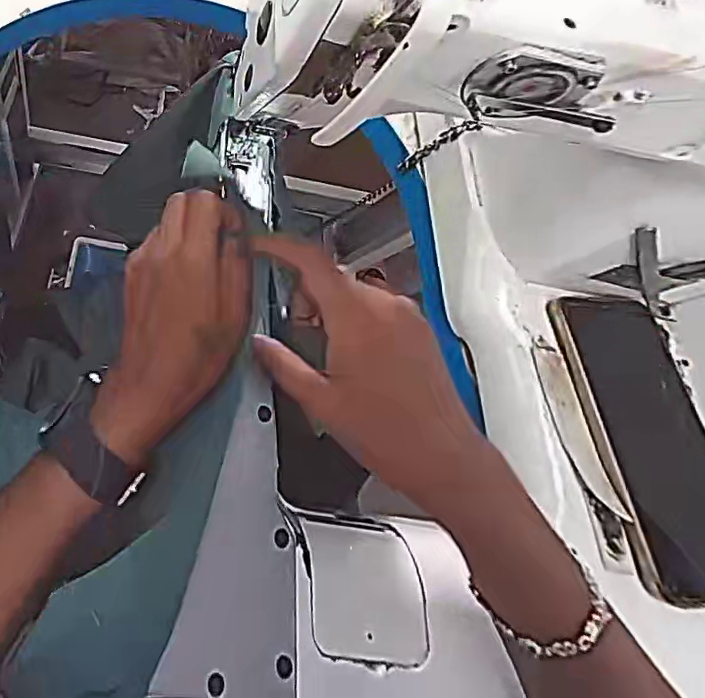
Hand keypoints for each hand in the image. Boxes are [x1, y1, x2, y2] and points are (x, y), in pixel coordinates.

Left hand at [92, 190, 251, 465]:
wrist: (148, 385)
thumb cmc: (192, 359)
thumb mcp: (235, 313)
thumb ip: (238, 263)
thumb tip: (238, 237)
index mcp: (191, 257)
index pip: (204, 200)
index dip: (225, 210)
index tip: (233, 231)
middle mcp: (161, 251)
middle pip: (182, 199)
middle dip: (205, 210)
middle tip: (220, 236)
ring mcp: (142, 260)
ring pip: (167, 218)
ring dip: (188, 228)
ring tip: (203, 260)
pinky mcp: (131, 272)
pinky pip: (155, 241)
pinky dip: (172, 246)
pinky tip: (183, 276)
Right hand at [251, 236, 487, 519]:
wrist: (444, 457)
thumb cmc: (392, 436)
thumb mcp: (321, 402)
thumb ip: (283, 364)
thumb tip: (261, 344)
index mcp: (356, 317)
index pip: (311, 261)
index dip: (280, 247)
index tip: (263, 247)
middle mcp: (385, 306)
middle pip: (331, 276)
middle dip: (306, 297)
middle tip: (298, 333)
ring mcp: (406, 315)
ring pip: (354, 291)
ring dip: (332, 309)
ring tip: (330, 356)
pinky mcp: (419, 327)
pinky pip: (378, 305)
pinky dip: (358, 318)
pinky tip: (357, 359)